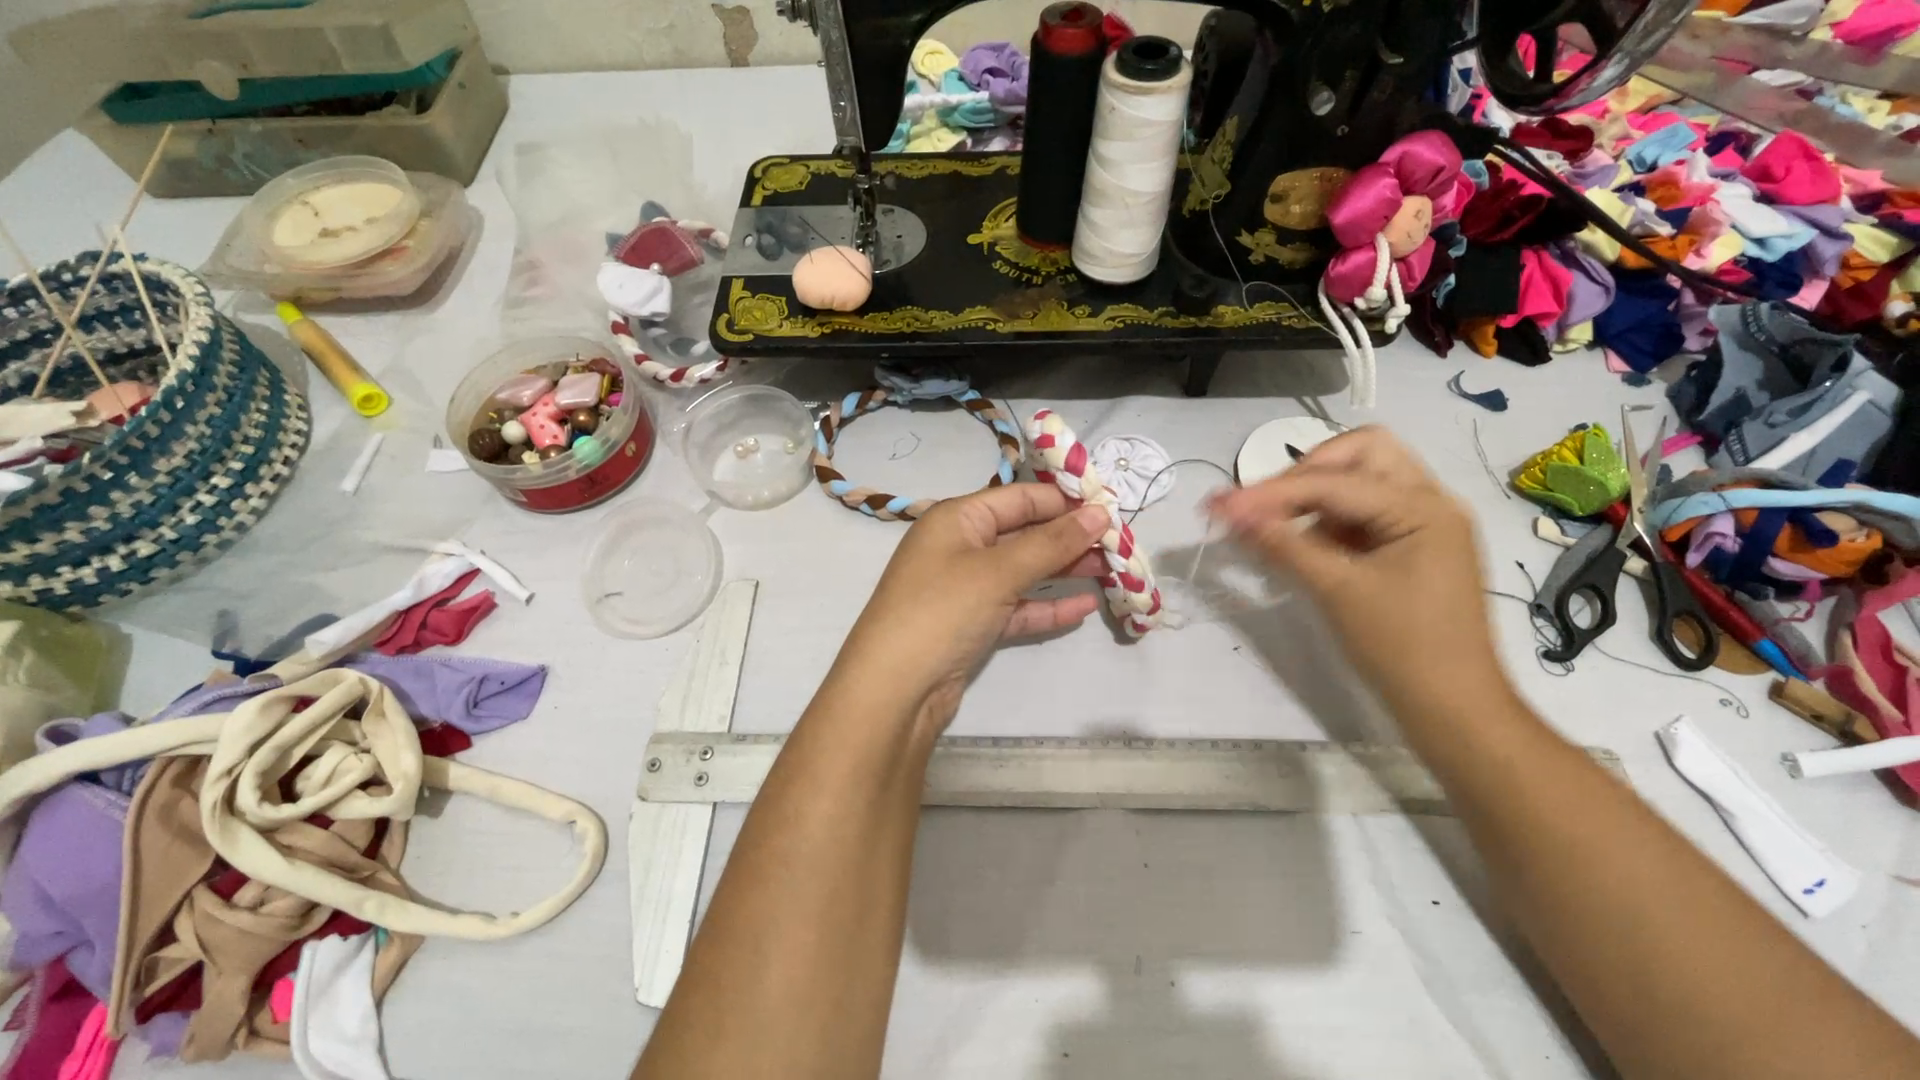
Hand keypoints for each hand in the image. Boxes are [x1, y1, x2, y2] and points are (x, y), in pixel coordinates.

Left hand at [831, 484, 1109, 732]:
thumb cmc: (942, 611)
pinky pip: (1018, 607)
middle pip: (1024, 533)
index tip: (1112, 509)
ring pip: (1024, 571)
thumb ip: (1052, 542)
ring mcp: (966, 588)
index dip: (1065, 501)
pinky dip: (1048, 606)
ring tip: (1113, 571)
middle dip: (1070, 537)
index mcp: (957, 518)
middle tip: (1120, 545)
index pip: (1020, 497)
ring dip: (1065, 570)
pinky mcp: (973, 625)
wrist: (895, 688)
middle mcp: (960, 546)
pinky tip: (1085, 607)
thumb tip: (1100, 512)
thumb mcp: (998, 571)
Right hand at [1208, 427, 1506, 714]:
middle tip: (1265, 504)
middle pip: (1361, 453)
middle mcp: (1431, 502)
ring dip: (1317, 494)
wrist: (1454, 709)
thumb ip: (1283, 545)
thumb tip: (1230, 513)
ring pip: (1364, 479)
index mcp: (1423, 508)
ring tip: (1275, 525)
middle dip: (1305, 471)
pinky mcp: (1415, 548)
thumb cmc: (1402, 650)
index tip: (1219, 505)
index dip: (1271, 492)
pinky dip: (1330, 519)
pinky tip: (1300, 543)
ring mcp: (1426, 524)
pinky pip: (1367, 513)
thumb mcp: (1337, 592)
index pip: (1333, 482)